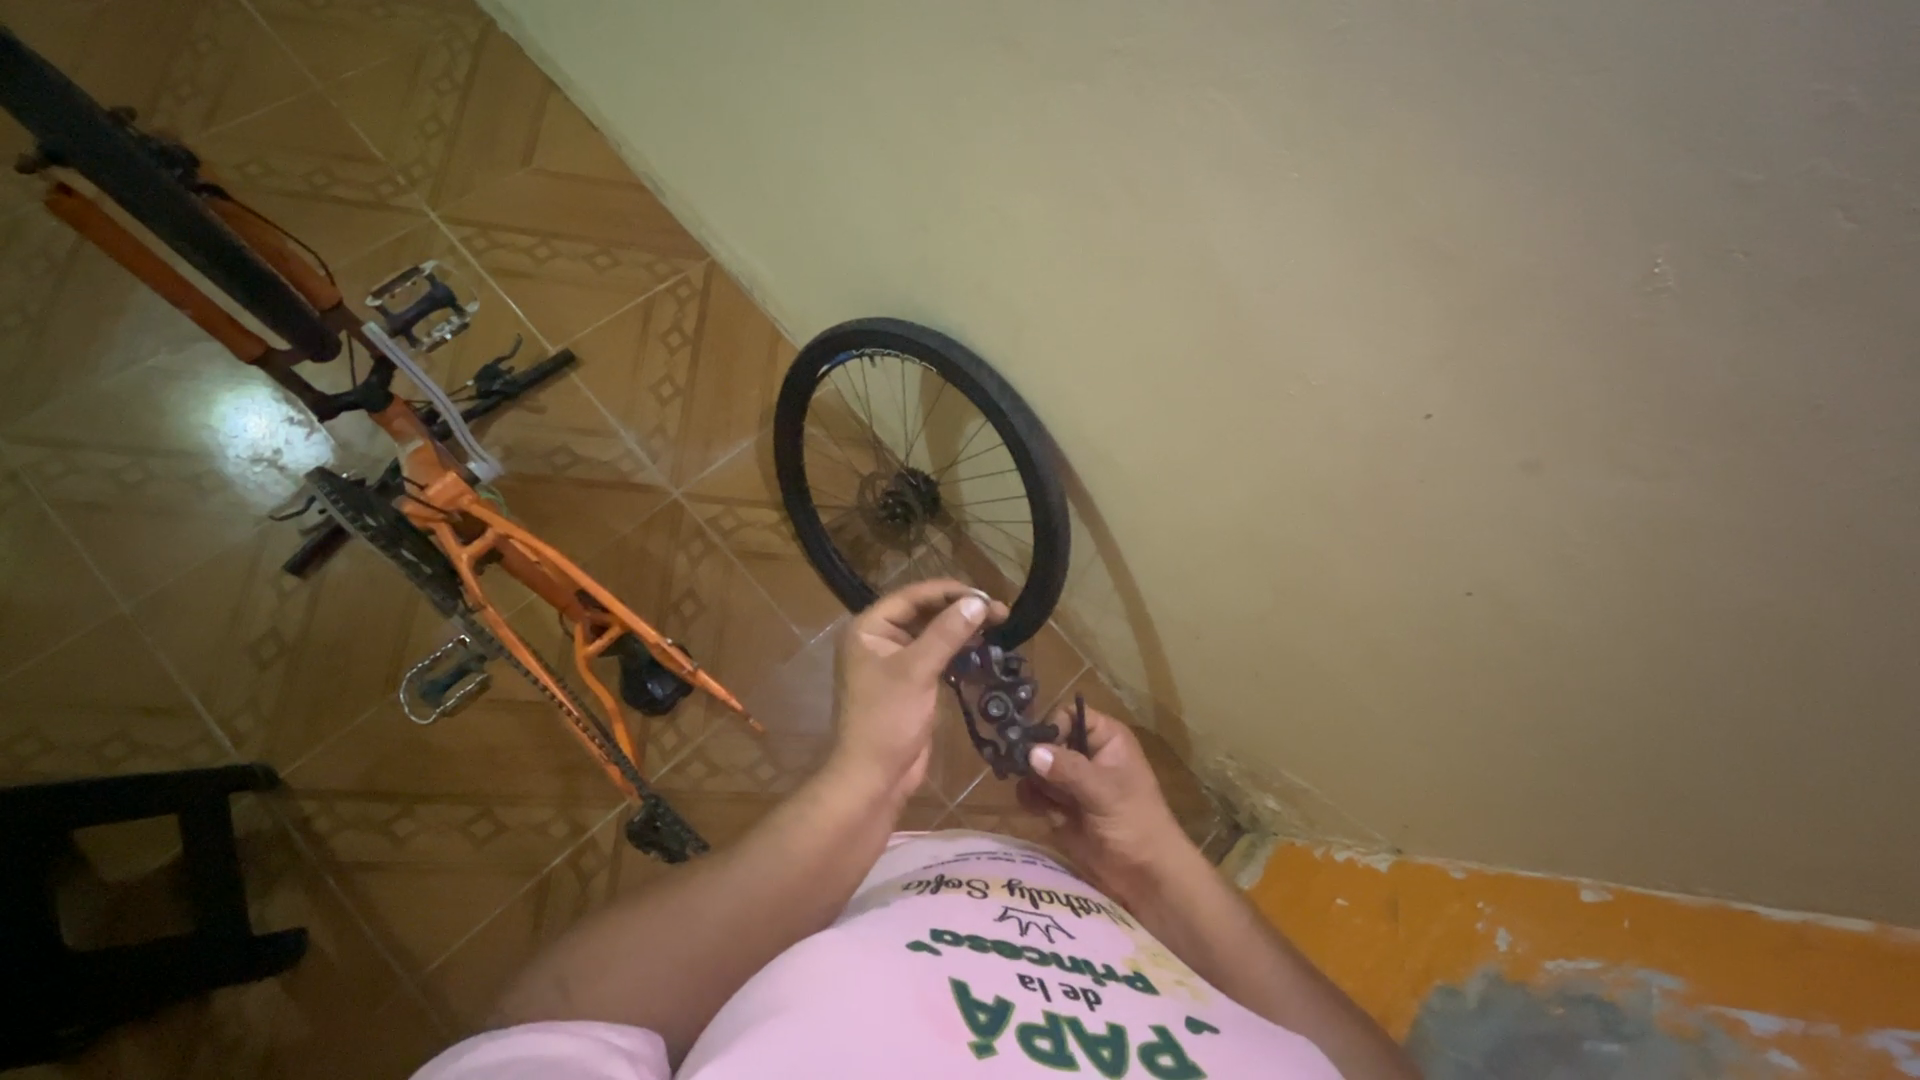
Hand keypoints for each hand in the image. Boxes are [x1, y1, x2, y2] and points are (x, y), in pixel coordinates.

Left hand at [829, 579, 1007, 802]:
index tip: (986, 596)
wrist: (873, 777)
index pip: (913, 596)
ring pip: (931, 635)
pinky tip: (981, 651)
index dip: (950, 592)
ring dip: (961, 631)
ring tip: (996, 627)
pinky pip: (935, 658)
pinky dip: (957, 653)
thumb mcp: (918, 670)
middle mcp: (877, 639)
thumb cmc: (887, 719)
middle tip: (999, 613)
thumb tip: (979, 602)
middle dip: (959, 610)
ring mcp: (893, 663)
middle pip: (923, 613)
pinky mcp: (908, 684)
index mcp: (868, 628)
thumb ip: (948, 633)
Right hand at [1016, 706, 1190, 891]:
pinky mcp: (1060, 807)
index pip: (1069, 715)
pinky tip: (1039, 810)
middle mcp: (1086, 754)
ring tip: (1036, 794)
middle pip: (1047, 740)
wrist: (1146, 876)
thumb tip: (1032, 752)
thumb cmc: (1136, 824)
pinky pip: (1035, 793)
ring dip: (1030, 779)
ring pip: (1037, 766)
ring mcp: (1072, 782)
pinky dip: (1031, 799)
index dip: (1051, 727)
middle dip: (1032, 755)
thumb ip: (1069, 770)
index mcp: (1106, 739)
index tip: (1034, 746)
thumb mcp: (1105, 792)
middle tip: (1019, 769)